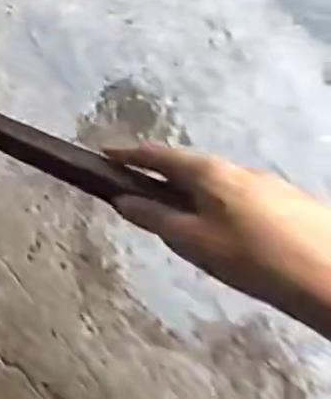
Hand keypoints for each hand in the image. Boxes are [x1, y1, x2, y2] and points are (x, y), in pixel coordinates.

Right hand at [108, 144, 330, 337]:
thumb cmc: (257, 260)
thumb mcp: (189, 240)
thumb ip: (150, 216)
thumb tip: (123, 200)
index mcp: (207, 170)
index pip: (152, 153)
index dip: (123, 154)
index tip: (103, 155)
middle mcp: (244, 171)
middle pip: (194, 167)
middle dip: (170, 176)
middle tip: (151, 192)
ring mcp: (285, 190)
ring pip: (231, 185)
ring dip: (208, 194)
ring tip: (202, 218)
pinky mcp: (314, 213)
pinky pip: (261, 202)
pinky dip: (240, 209)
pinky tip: (248, 234)